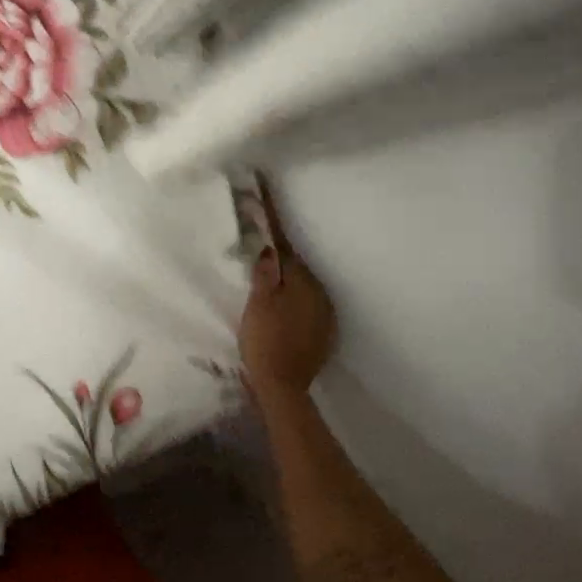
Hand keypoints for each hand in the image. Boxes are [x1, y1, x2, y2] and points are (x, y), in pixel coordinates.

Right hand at [238, 172, 336, 402]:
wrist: (282, 387)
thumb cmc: (265, 340)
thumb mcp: (258, 303)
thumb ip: (265, 272)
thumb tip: (269, 243)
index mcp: (303, 282)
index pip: (286, 246)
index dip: (273, 223)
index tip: (264, 194)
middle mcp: (320, 294)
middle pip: (296, 266)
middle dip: (281, 255)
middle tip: (260, 243)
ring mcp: (324, 315)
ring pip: (302, 286)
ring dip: (288, 279)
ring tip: (267, 275)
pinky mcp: (321, 334)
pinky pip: (305, 306)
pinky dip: (293, 300)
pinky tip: (280, 306)